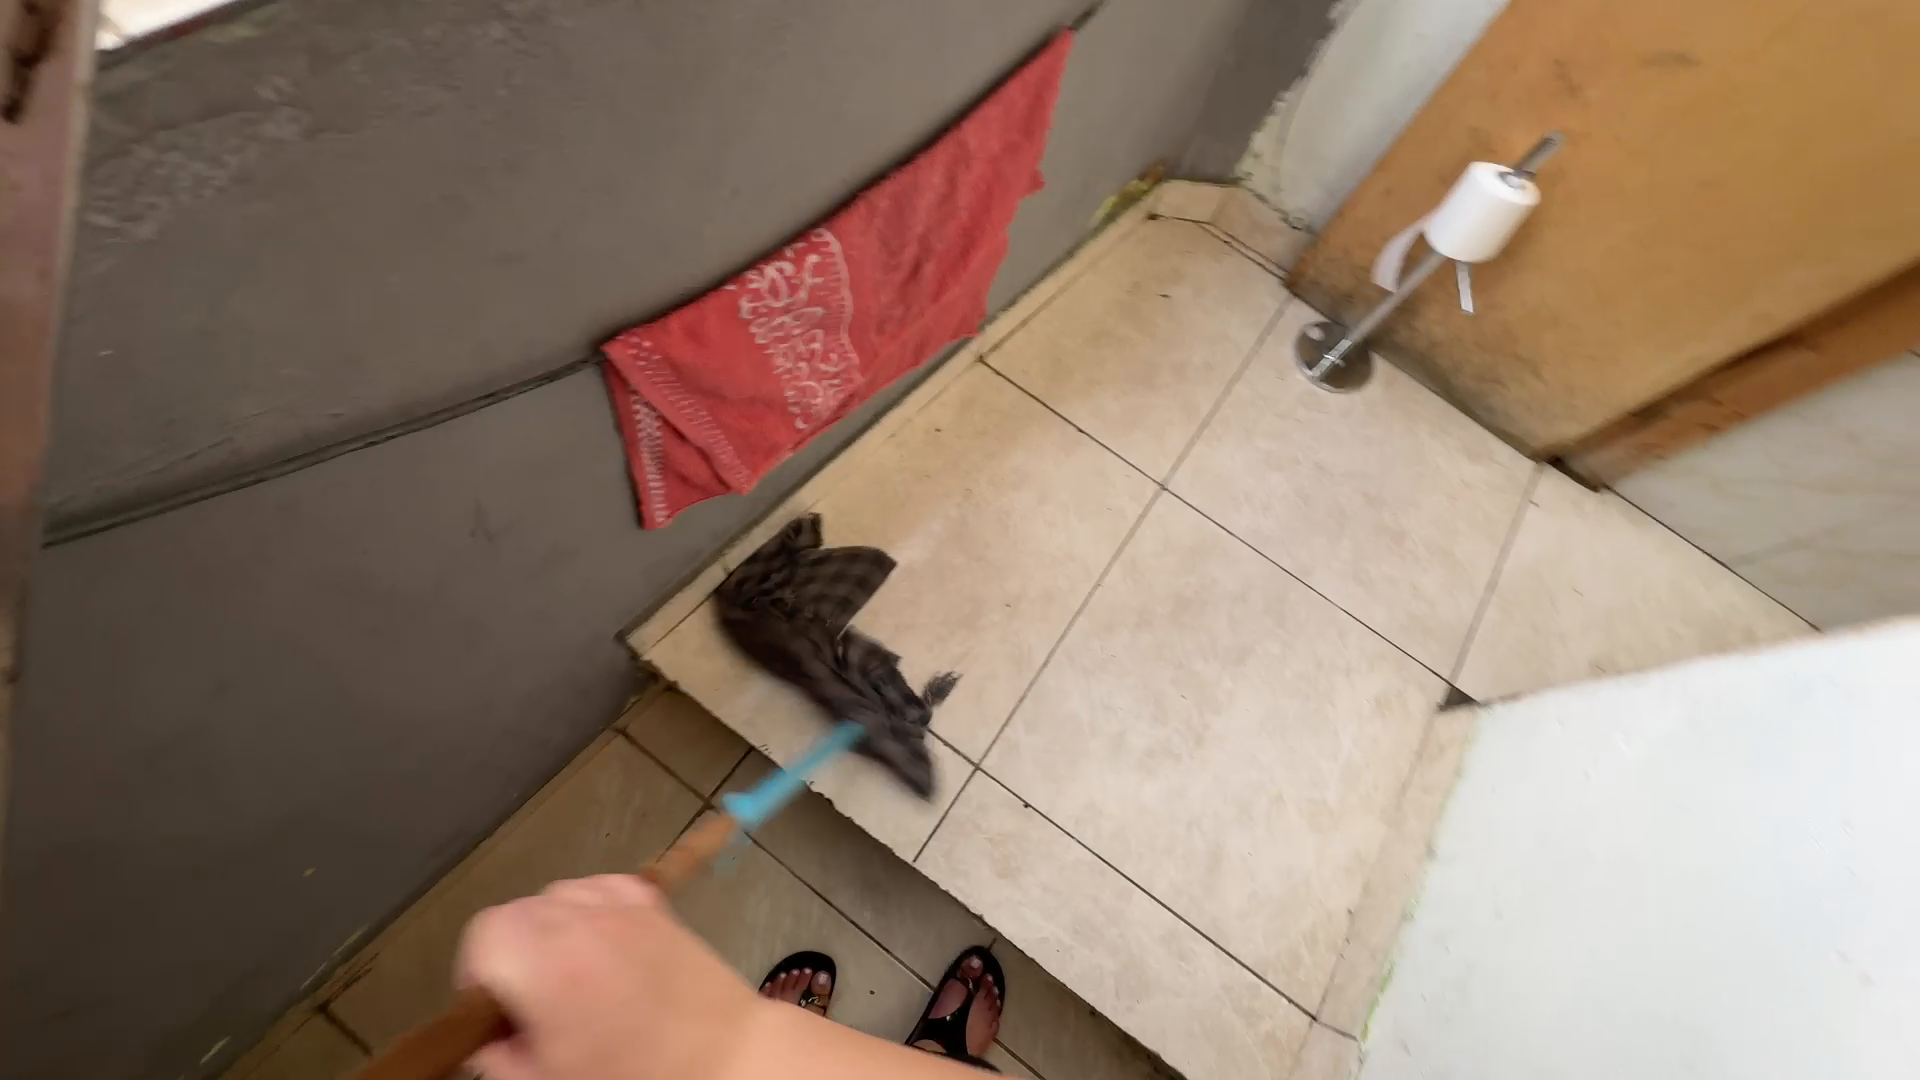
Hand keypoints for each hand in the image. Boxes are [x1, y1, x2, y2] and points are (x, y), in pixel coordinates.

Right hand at [456, 874, 762, 1079]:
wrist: (720, 1053)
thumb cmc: (632, 1074)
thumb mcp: (545, 1078)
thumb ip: (500, 1055)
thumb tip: (489, 1035)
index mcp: (547, 960)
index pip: (485, 931)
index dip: (477, 971)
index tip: (490, 1007)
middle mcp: (584, 918)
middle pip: (519, 910)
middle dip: (512, 952)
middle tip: (530, 1002)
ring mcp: (624, 904)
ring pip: (561, 894)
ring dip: (552, 927)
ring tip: (569, 976)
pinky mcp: (655, 903)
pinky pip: (604, 886)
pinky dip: (593, 908)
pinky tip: (603, 947)